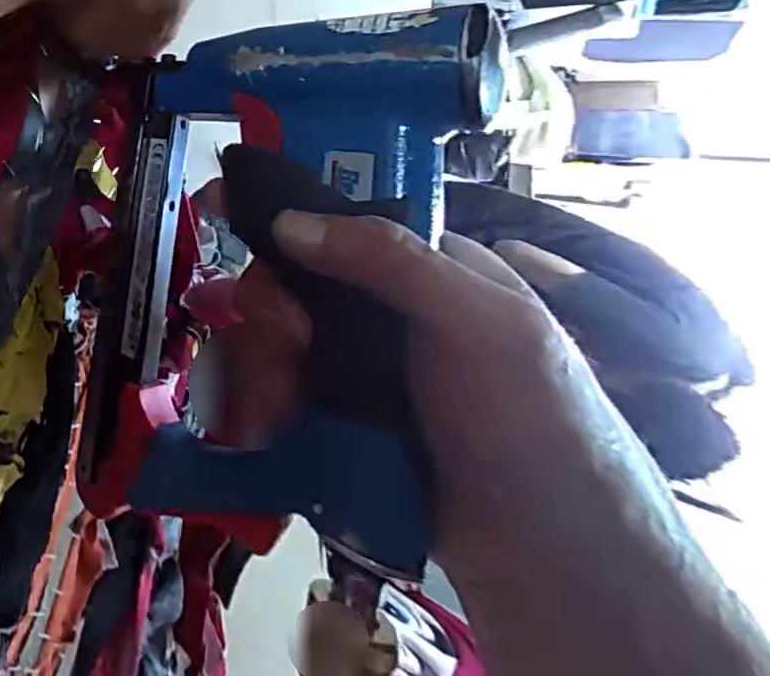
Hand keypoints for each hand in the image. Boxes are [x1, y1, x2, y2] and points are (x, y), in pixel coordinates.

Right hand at [252, 210, 769, 675]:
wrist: (552, 566)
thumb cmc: (536, 426)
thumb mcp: (485, 327)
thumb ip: (392, 260)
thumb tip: (287, 222)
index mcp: (418, 267)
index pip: (333, 217)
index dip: (276, 207)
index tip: (218, 203)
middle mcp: (373, 307)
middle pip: (281, 280)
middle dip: (269, 317)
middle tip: (288, 350)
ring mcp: (346, 361)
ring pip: (263, 334)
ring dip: (258, 370)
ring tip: (275, 414)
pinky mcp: (325, 409)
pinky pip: (263, 384)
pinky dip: (252, 401)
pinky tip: (262, 427)